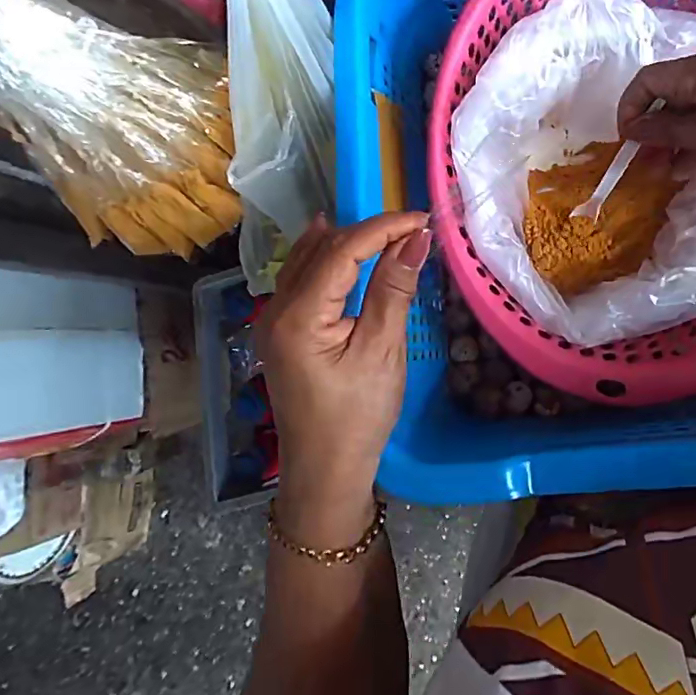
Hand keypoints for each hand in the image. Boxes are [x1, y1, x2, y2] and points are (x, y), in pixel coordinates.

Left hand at [256, 211, 429, 544]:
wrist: (325, 474)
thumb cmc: (357, 419)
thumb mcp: (382, 353)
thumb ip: (394, 290)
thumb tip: (416, 239)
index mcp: (299, 316)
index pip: (343, 251)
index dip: (384, 228)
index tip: (422, 220)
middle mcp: (276, 308)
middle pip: (323, 250)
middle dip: (369, 232)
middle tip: (413, 229)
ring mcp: (273, 318)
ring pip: (308, 259)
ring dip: (347, 240)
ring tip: (387, 231)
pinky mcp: (281, 328)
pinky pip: (300, 276)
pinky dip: (325, 256)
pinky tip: (335, 240)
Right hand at [618, 48, 695, 170]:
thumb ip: (666, 130)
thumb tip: (632, 130)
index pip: (648, 79)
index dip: (630, 108)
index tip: (627, 141)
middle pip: (666, 92)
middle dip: (651, 126)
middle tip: (645, 161)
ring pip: (687, 106)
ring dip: (673, 135)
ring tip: (666, 169)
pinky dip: (695, 134)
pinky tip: (691, 161)